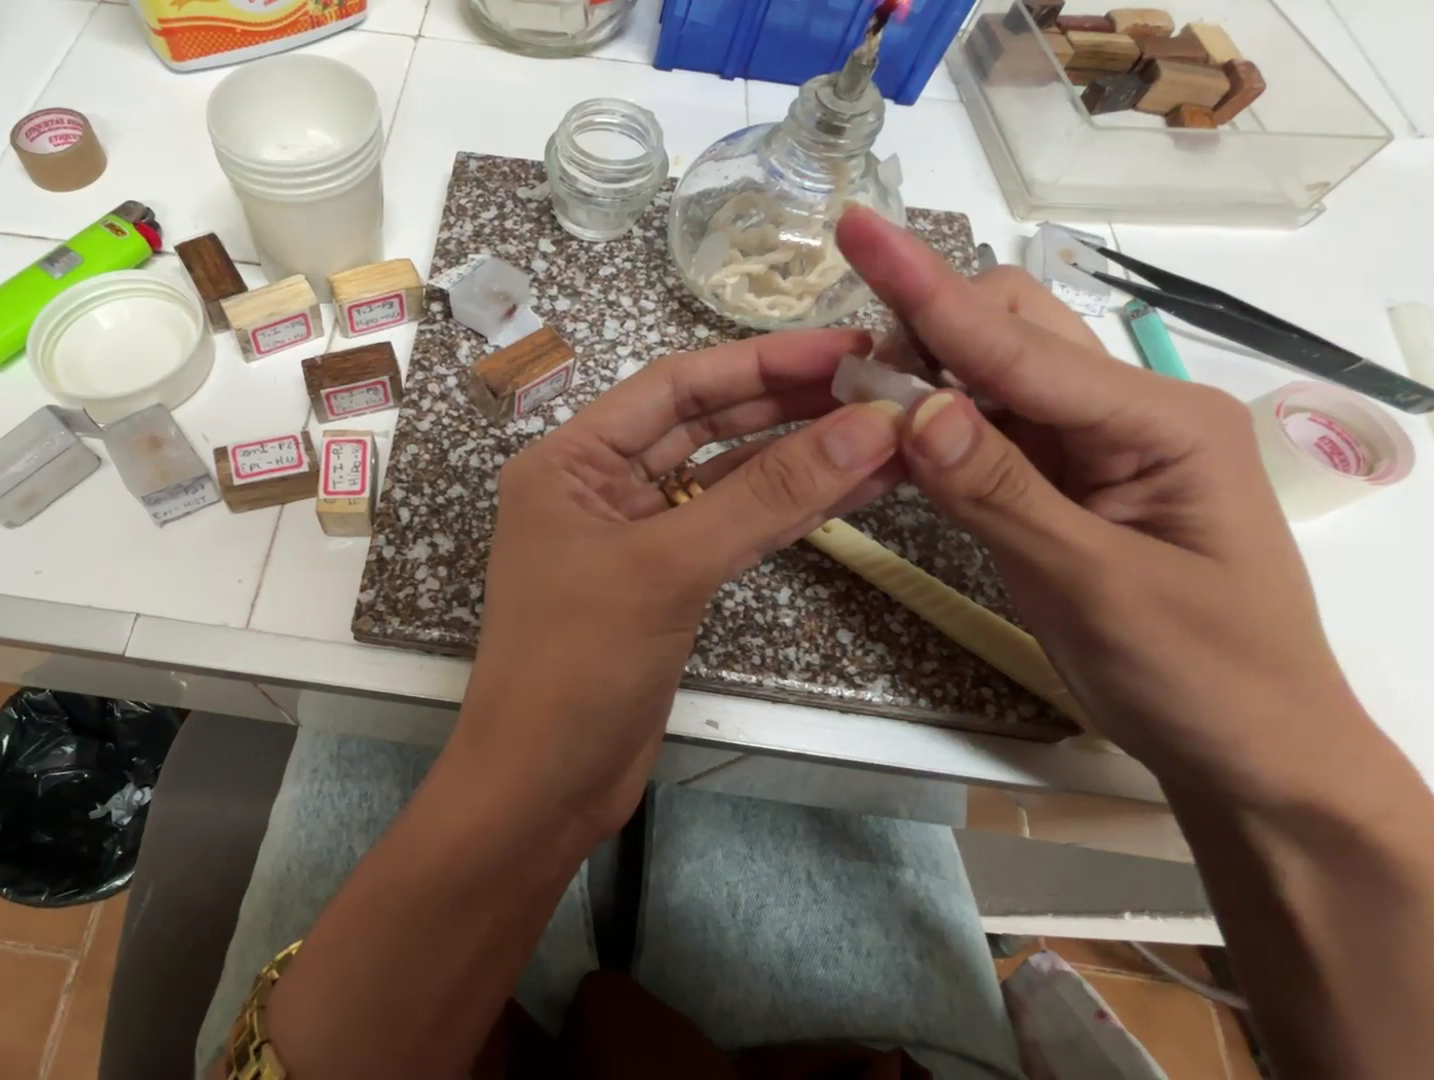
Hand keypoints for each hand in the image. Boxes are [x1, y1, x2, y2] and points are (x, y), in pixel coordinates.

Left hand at [451, 327, 904, 838]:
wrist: (544, 781)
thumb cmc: (578, 665)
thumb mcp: (667, 568)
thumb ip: (765, 497)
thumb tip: (867, 428)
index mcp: (568, 460)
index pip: (672, 386)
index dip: (761, 362)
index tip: (848, 348)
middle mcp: (596, 486)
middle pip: (700, 425)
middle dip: (787, 404)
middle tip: (883, 384)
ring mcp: (631, 536)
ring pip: (722, 479)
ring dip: (798, 458)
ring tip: (889, 430)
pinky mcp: (662, 582)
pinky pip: (727, 530)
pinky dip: (784, 512)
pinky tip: (852, 490)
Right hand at [836, 206, 1366, 792]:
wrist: (1247, 744)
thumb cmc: (1198, 670)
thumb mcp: (1096, 585)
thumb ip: (1001, 492)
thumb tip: (913, 409)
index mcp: (1155, 422)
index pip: (1016, 345)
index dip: (927, 290)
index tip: (860, 230)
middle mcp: (1122, 414)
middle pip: (1006, 333)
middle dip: (919, 335)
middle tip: (841, 384)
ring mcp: (1088, 448)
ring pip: (985, 381)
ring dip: (916, 385)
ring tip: (850, 411)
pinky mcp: (1057, 483)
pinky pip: (980, 437)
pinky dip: (927, 438)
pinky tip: (887, 449)